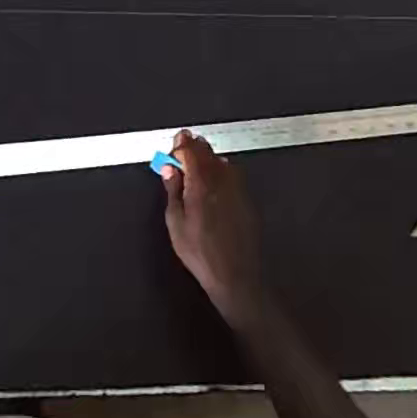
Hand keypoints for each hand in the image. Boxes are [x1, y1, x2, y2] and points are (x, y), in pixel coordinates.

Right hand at [160, 130, 265, 324]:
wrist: (235, 275)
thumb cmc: (201, 252)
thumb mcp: (175, 222)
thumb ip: (172, 190)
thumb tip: (169, 170)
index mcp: (201, 185)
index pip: (190, 152)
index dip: (181, 143)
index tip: (175, 141)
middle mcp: (222, 182)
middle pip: (207, 153)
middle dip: (194, 146)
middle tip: (184, 144)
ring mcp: (238, 190)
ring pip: (222, 162)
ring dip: (208, 156)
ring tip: (197, 159)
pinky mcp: (246, 200)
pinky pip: (232, 175)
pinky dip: (221, 169)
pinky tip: (215, 177)